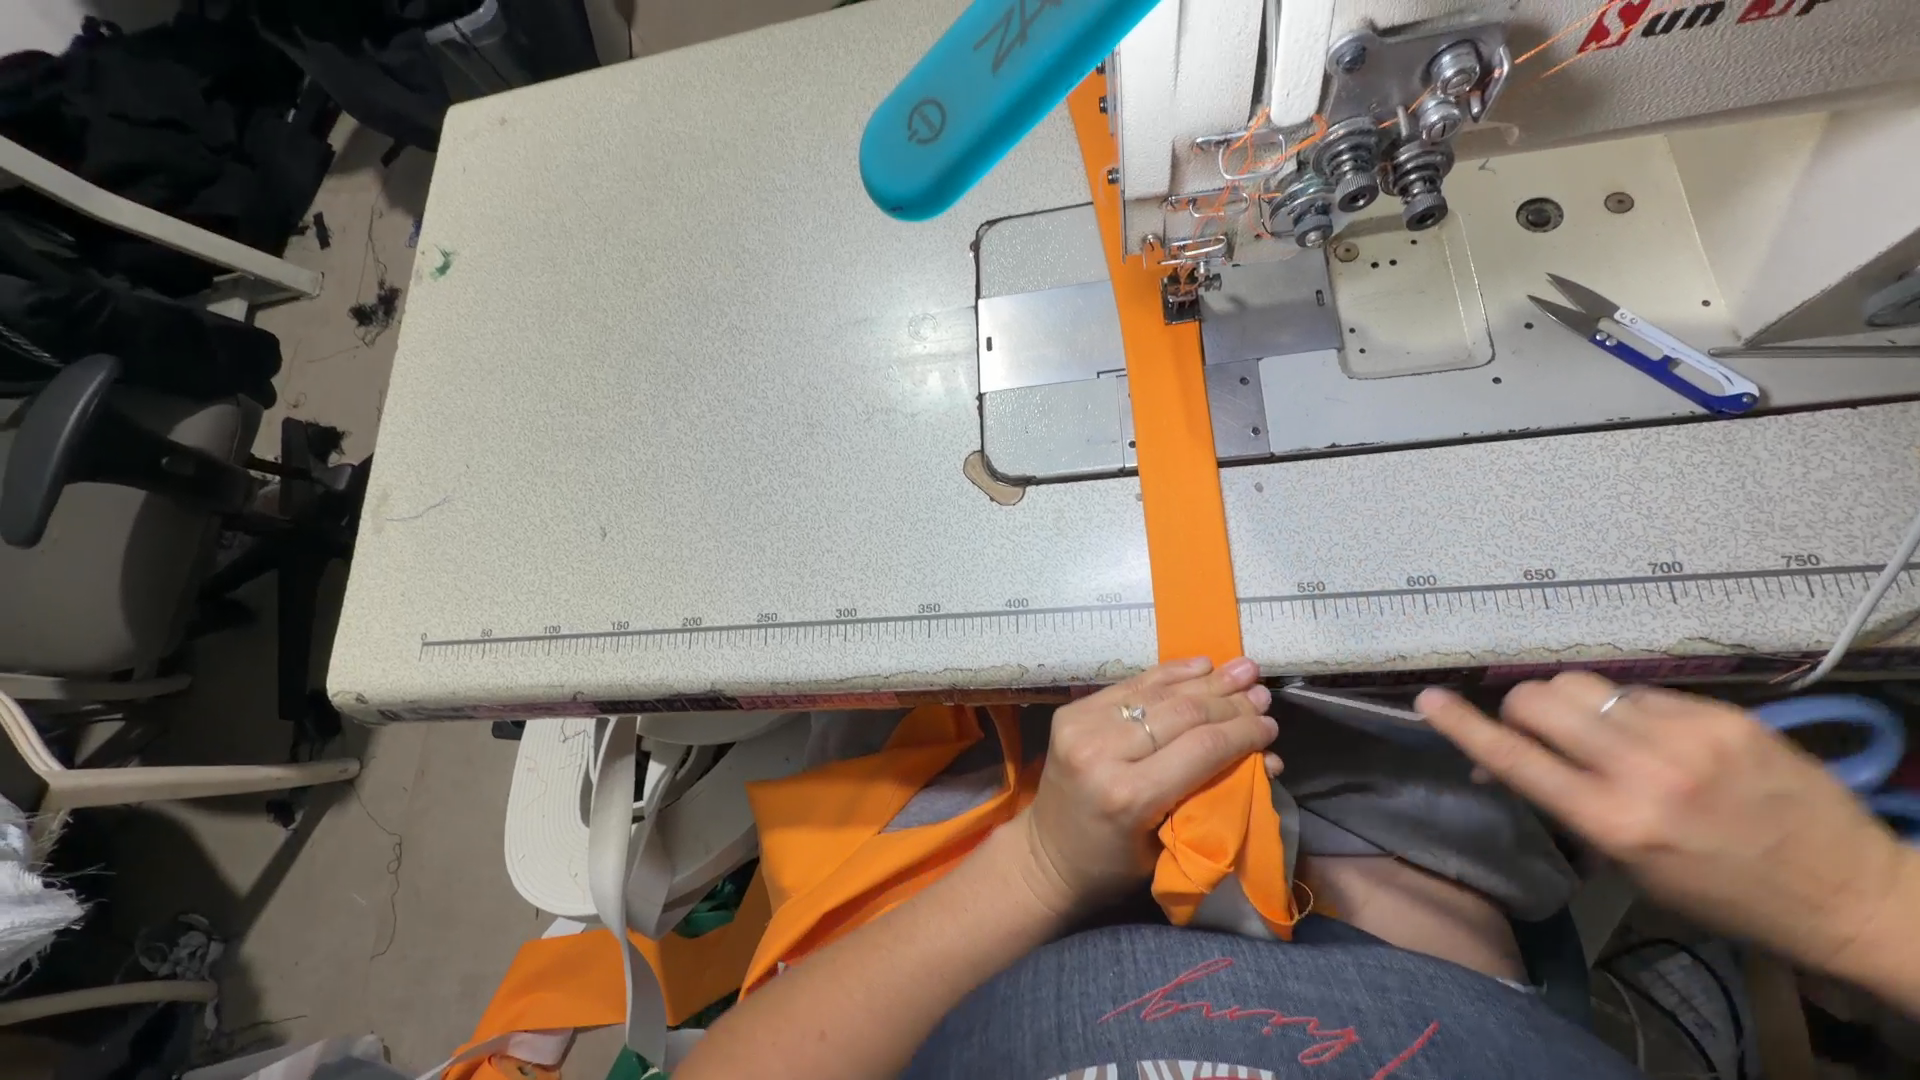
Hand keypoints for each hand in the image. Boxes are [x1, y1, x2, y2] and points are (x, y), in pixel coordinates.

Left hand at [1014, 656, 1278, 917]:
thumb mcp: (1171, 843)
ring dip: (1206, 680)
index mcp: (1129, 795)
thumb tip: (1269, 760)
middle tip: (1263, 693)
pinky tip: (1201, 665)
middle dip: (1229, 703)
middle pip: (1183, 713)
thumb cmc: (1114, 863)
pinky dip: (1170, 674)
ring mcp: (1082, 725)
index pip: (1202, 748)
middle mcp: (1103, 752)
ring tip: (1244, 668)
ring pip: (1158, 692)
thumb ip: (1215, 798)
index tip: (1272, 725)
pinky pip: (1131, 685)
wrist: (1046, 854)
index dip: (1242, 732)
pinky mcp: (1072, 711)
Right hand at [1417, 673, 1916, 976]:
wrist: (1855, 895)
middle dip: (1520, 709)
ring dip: (1570, 704)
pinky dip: (1624, 709)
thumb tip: (1497, 765)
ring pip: (1582, 685)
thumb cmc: (1724, 894)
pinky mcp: (1723, 715)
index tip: (1429, 700)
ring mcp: (1688, 736)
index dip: (1462, 725)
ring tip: (1595, 730)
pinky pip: (1638, 692)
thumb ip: (1560, 804)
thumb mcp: (1629, 866)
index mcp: (1615, 821)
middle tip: (1533, 728)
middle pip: (1538, 699)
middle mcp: (1644, 771)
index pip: (1513, 757)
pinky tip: (1655, 736)